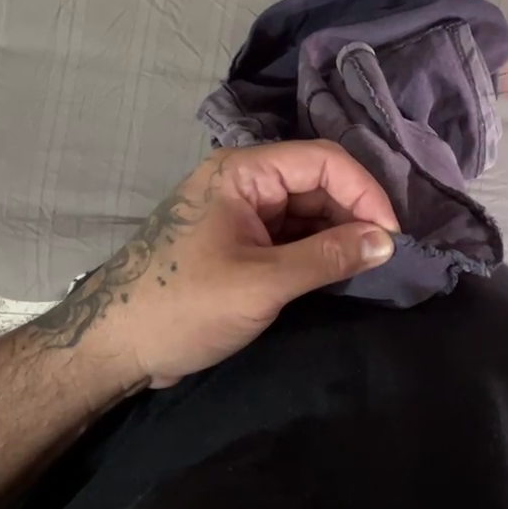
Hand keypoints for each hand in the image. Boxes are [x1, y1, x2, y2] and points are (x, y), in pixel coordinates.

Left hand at [43, 141, 400, 389]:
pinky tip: (341, 272)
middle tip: (385, 258)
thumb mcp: (261, 283)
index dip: (365, 192)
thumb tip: (387, 242)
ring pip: (308, 210)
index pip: (323, 161)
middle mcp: (244, 182)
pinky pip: (292, 235)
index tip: (392, 237)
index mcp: (243, 173)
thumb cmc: (182, 307)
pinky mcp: (241, 242)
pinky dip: (319, 251)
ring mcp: (242, 213)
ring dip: (340, 235)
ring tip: (370, 268)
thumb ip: (327, 258)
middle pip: (318, 183)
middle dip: (355, 215)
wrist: (115, 347)